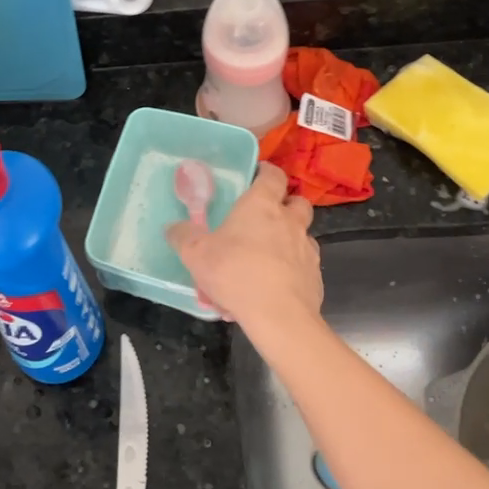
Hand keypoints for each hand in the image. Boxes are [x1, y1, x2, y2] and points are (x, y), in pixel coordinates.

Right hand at [166, 162, 321, 327]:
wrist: (279, 316)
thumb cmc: (235, 273)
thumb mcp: (196, 254)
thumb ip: (183, 237)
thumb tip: (173, 227)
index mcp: (261, 205)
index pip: (273, 175)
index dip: (267, 172)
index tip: (258, 175)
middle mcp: (289, 220)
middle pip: (297, 201)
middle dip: (286, 204)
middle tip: (268, 216)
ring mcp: (307, 248)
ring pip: (304, 233)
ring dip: (292, 237)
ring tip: (270, 254)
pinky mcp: (316, 276)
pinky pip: (306, 263)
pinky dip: (295, 266)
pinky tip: (277, 282)